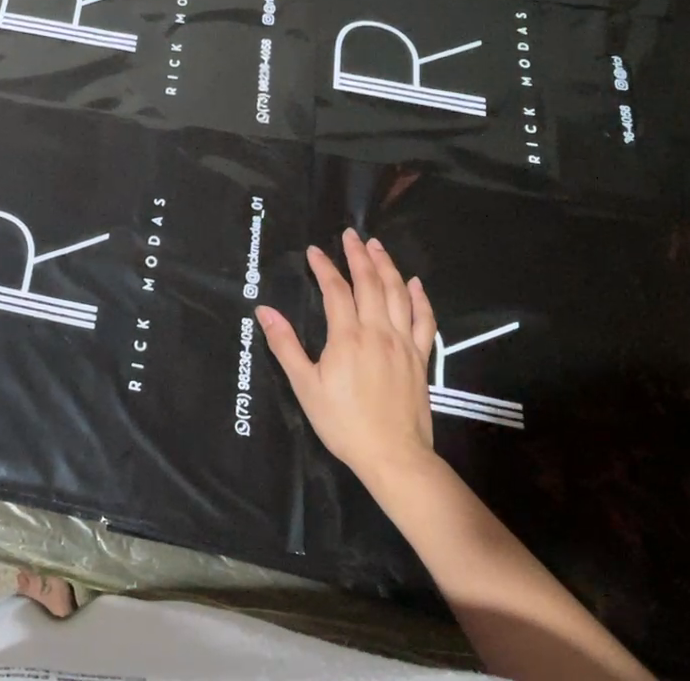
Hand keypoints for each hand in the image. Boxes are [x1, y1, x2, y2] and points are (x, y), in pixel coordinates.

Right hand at [256, 228, 438, 483]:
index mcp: (348, 337)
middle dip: (359, 255)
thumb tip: (264, 311)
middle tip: (350, 234)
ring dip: (387, 266)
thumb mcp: (304, 385)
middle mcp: (379, 332)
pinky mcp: (421, 358)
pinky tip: (414, 283)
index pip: (336, 290)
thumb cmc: (342, 422)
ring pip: (398, 294)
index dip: (324, 267)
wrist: (393, 455)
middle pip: (371, 283)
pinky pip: (425, 320)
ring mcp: (404, 344)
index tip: (314, 250)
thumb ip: (285, 345)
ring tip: (377, 246)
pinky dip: (420, 298)